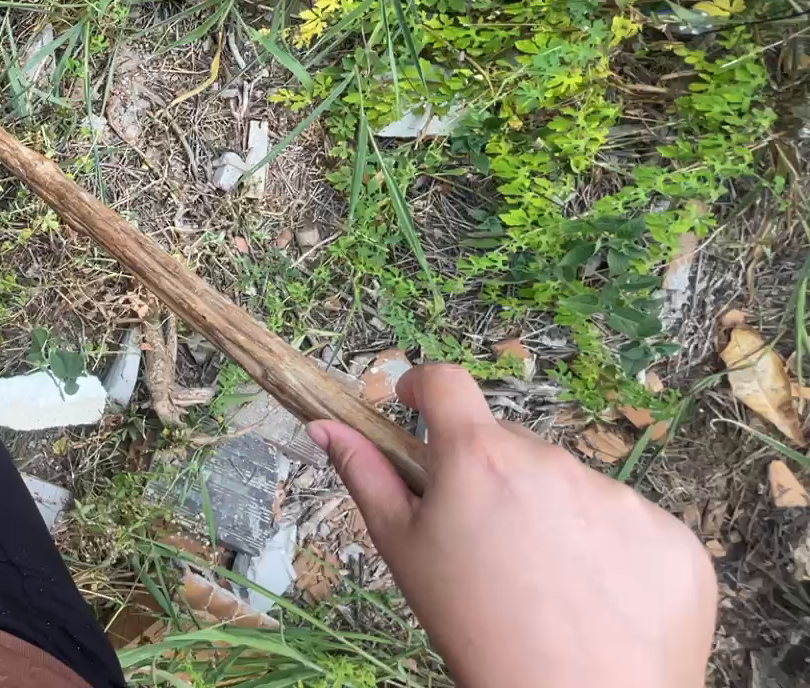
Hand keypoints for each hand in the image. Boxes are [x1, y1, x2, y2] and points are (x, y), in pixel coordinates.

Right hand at [310, 364, 715, 687]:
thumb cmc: (470, 619)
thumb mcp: (398, 541)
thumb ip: (362, 470)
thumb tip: (323, 426)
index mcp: (478, 455)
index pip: (445, 382)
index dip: (423, 386)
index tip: (415, 407)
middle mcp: (551, 462)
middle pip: (505, 439)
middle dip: (486, 466)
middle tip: (478, 526)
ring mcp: (622, 500)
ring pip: (565, 478)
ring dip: (545, 502)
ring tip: (539, 567)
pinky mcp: (676, 540)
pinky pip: (627, 517)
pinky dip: (604, 540)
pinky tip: (592, 587)